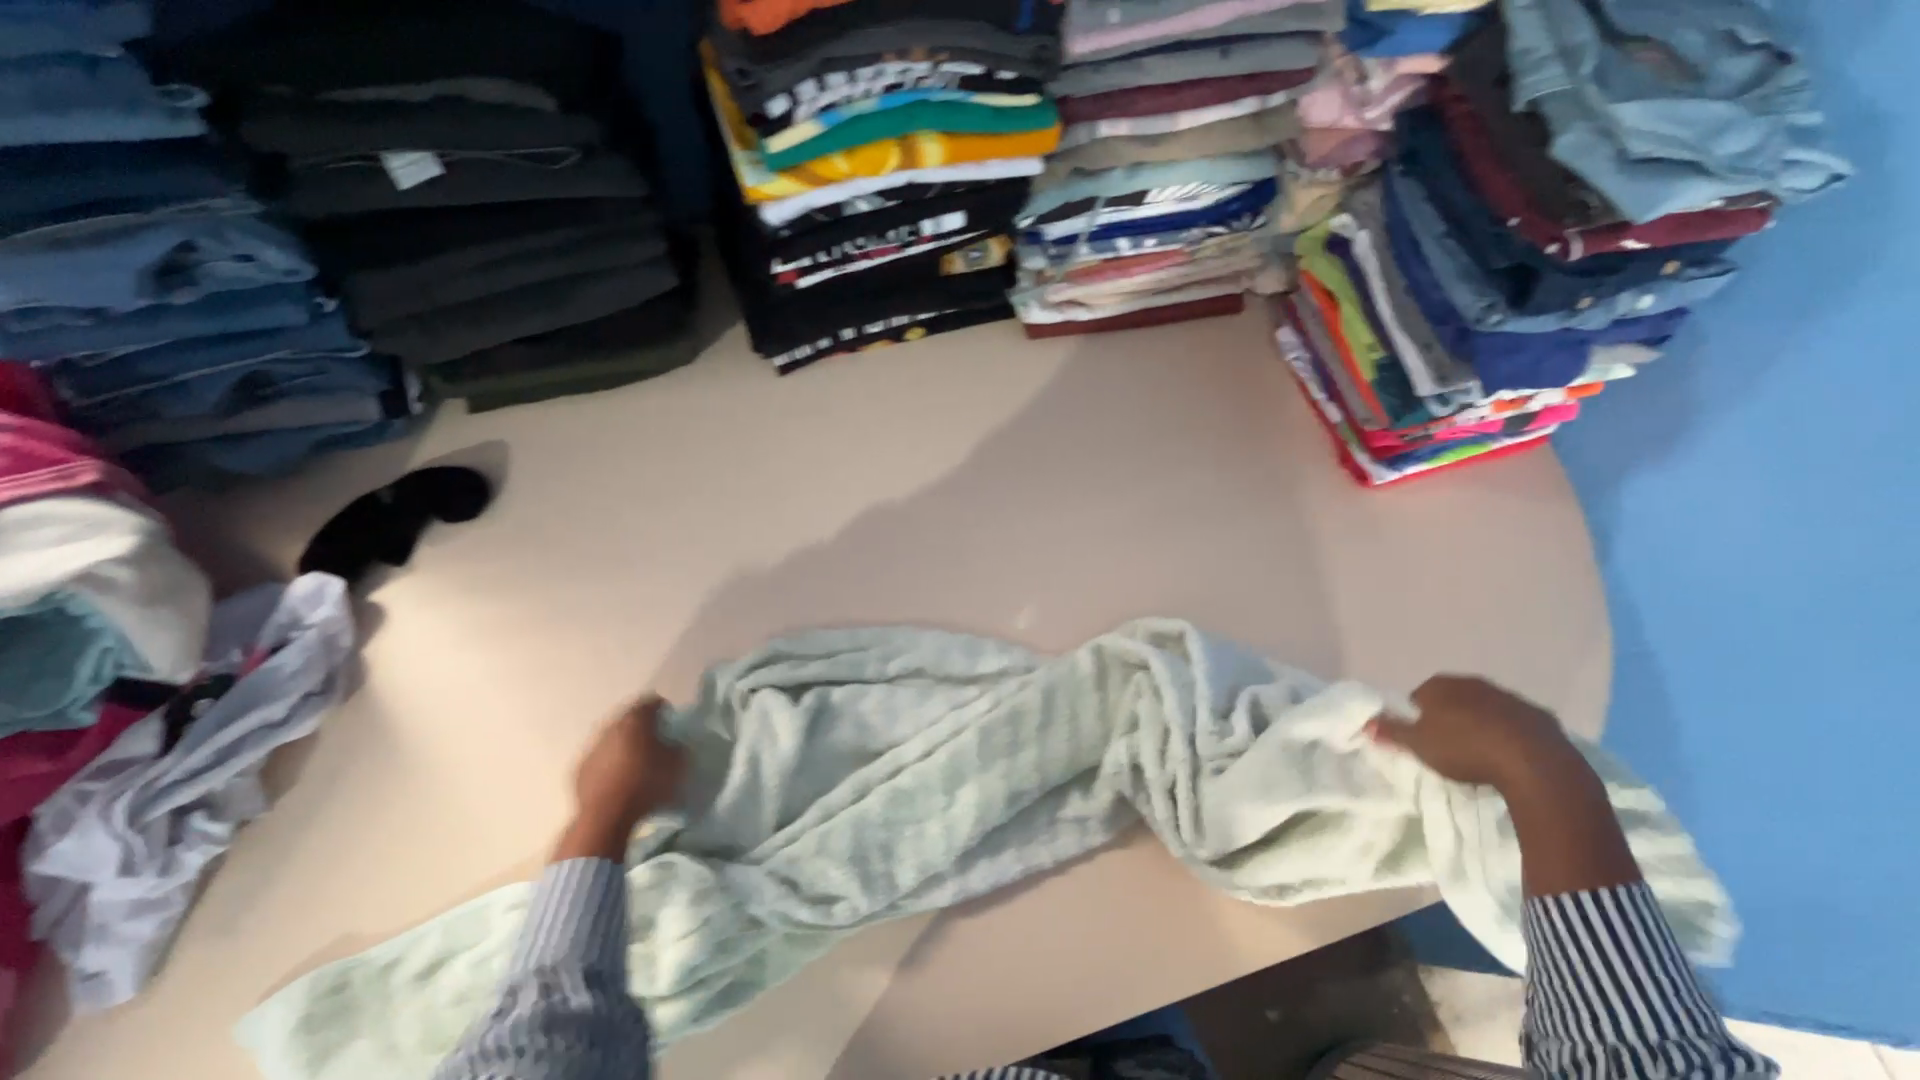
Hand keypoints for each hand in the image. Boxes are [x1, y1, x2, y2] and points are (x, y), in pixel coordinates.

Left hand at [573, 696, 687, 832]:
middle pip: (628, 719)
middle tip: (655, 742)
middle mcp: (610, 727)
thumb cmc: (646, 783)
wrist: (607, 815)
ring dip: (623, 746)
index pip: (651, 702)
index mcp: (635, 720)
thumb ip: (678, 748)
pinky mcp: (579, 769)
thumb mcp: (676, 765)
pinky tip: (618, 779)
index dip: (663, 710)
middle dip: (641, 727)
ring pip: (611, 739)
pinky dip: (609, 764)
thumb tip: (675, 744)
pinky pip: (599, 759)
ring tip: (636, 763)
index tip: (671, 722)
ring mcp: (591, 748)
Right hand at [1366, 675, 1580, 789]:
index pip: (1418, 697)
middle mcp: (1473, 683)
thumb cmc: (1464, 749)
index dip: (1416, 718)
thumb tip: (1365, 722)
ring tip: (1478, 754)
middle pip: (1452, 700)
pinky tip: (1508, 756)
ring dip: (1479, 724)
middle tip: (1447, 747)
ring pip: (1484, 709)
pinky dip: (1509, 734)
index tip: (1420, 740)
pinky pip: (1515, 723)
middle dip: (1448, 718)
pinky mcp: (1538, 715)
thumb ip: (1391, 732)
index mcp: (1441, 686)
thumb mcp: (1418, 745)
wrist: (1532, 763)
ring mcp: (1509, 697)